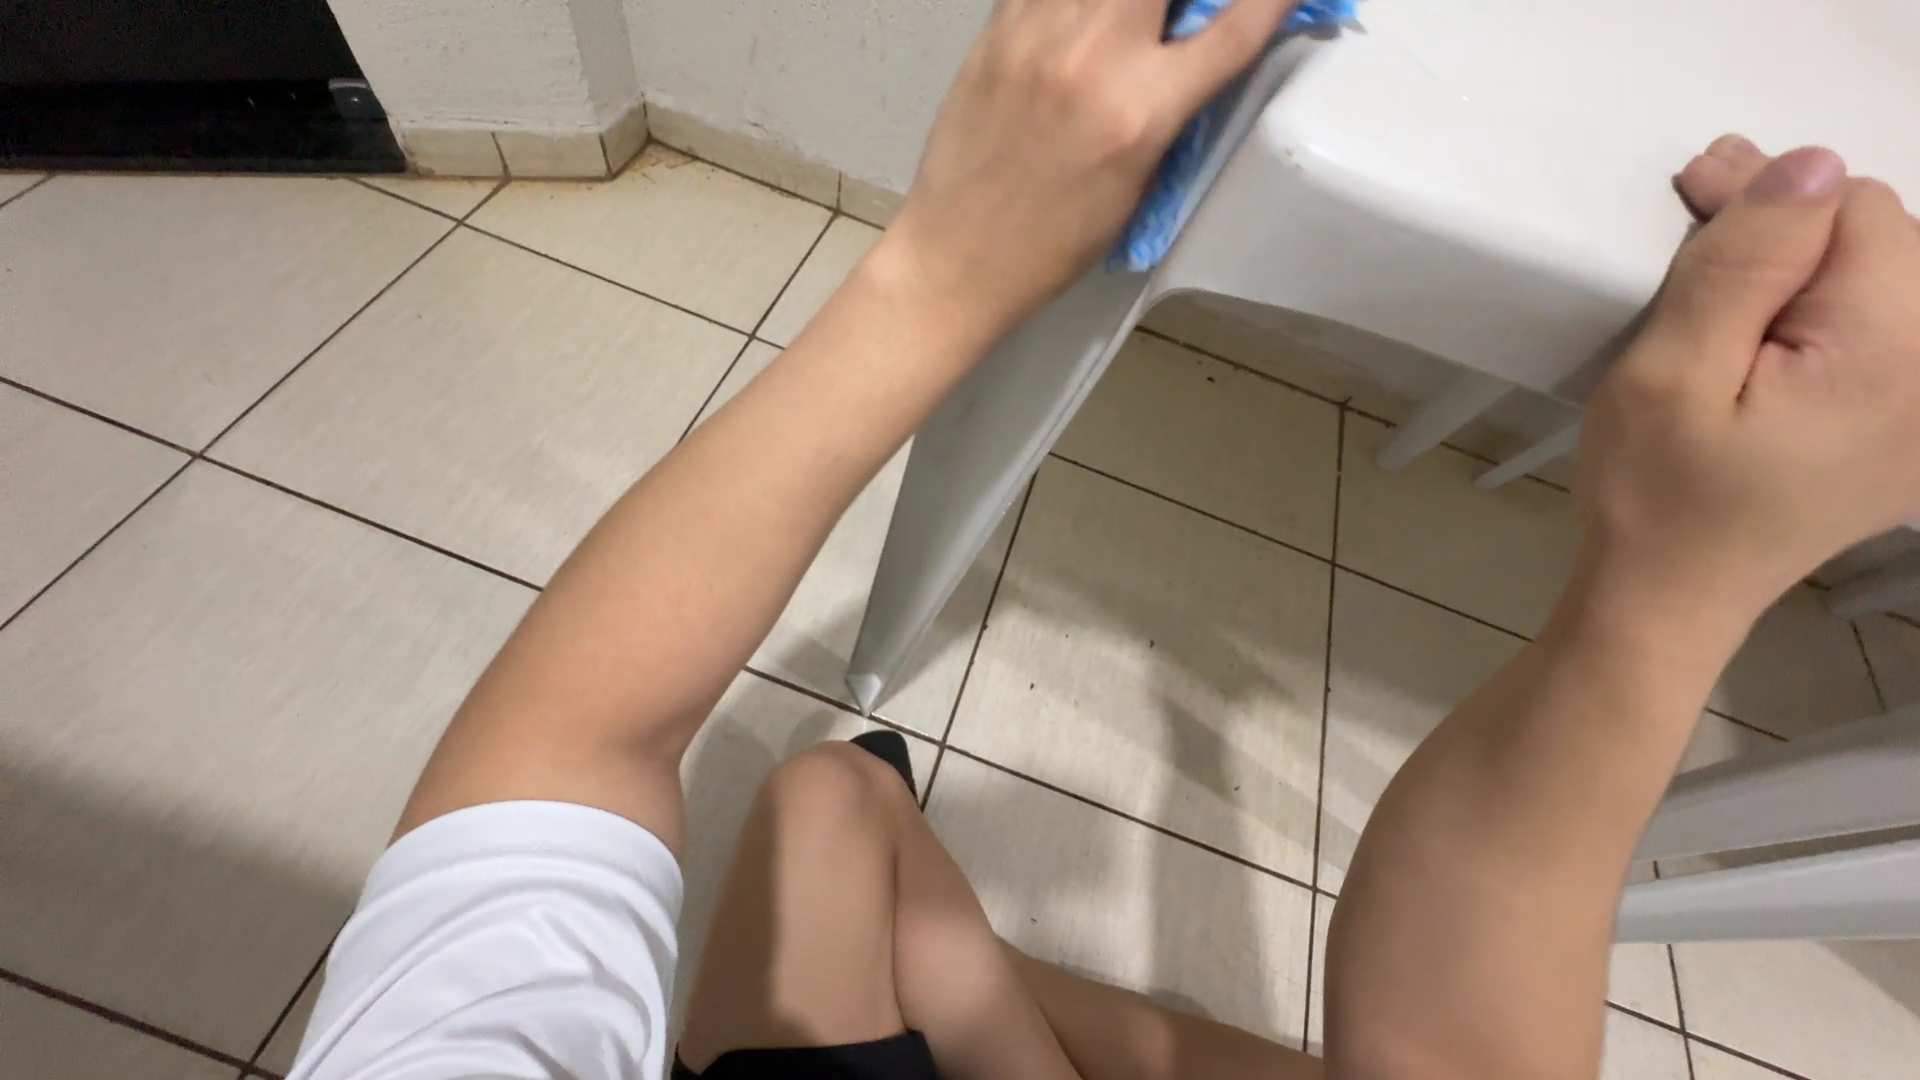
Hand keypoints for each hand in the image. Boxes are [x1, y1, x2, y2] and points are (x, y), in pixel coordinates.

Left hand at [881, 0, 1298, 332]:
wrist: (958, 259)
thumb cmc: (1052, 248)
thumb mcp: (1133, 190)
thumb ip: (1171, 111)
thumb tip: (1195, 54)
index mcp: (1141, 113)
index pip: (1237, 23)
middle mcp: (1096, 54)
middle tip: (1174, 16)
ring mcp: (1039, 32)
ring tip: (1126, 22)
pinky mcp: (996, 29)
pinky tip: (1073, 22)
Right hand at [1575, 138, 1919, 626]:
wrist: (1667, 593)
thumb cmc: (1651, 492)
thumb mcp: (1666, 379)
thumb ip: (1738, 273)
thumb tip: (1805, 167)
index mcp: (1889, 349)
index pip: (1853, 217)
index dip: (1770, 194)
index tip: (1691, 183)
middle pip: (1884, 246)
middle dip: (1792, 225)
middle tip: (1699, 212)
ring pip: (1888, 286)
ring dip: (1806, 265)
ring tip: (1729, 269)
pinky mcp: (1908, 432)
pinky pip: (1886, 337)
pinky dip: (1825, 312)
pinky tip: (1773, 330)